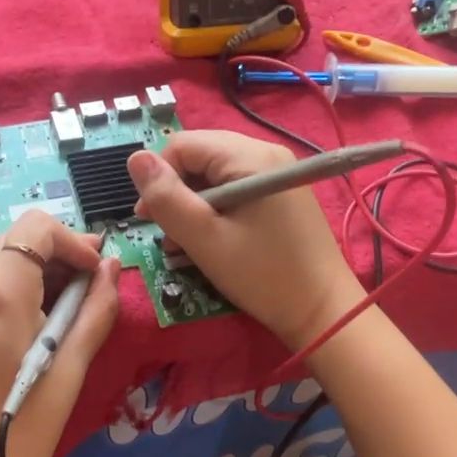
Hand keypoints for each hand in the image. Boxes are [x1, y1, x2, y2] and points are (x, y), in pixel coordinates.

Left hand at [0, 211, 118, 456]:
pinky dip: (2, 288)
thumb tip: (110, 265)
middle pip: (12, 239)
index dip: (72, 240)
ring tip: (56, 306)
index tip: (94, 271)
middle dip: (52, 252)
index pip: (36, 228)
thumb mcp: (73, 363)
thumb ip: (95, 306)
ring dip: (28, 269)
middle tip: (83, 283)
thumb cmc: (32, 422)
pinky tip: (23, 324)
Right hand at [128, 130, 362, 349]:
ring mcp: (277, 172)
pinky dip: (214, 211)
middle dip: (176, 193)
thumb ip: (166, 198)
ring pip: (214, 175)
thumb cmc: (261, 275)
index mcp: (249, 156)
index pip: (182, 145)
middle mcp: (266, 153)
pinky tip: (211, 241)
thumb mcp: (204, 239)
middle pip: (199, 156)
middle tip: (168, 235)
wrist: (323, 311)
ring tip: (186, 245)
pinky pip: (234, 188)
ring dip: (192, 206)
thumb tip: (134, 158)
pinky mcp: (281, 194)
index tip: (148, 219)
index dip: (158, 178)